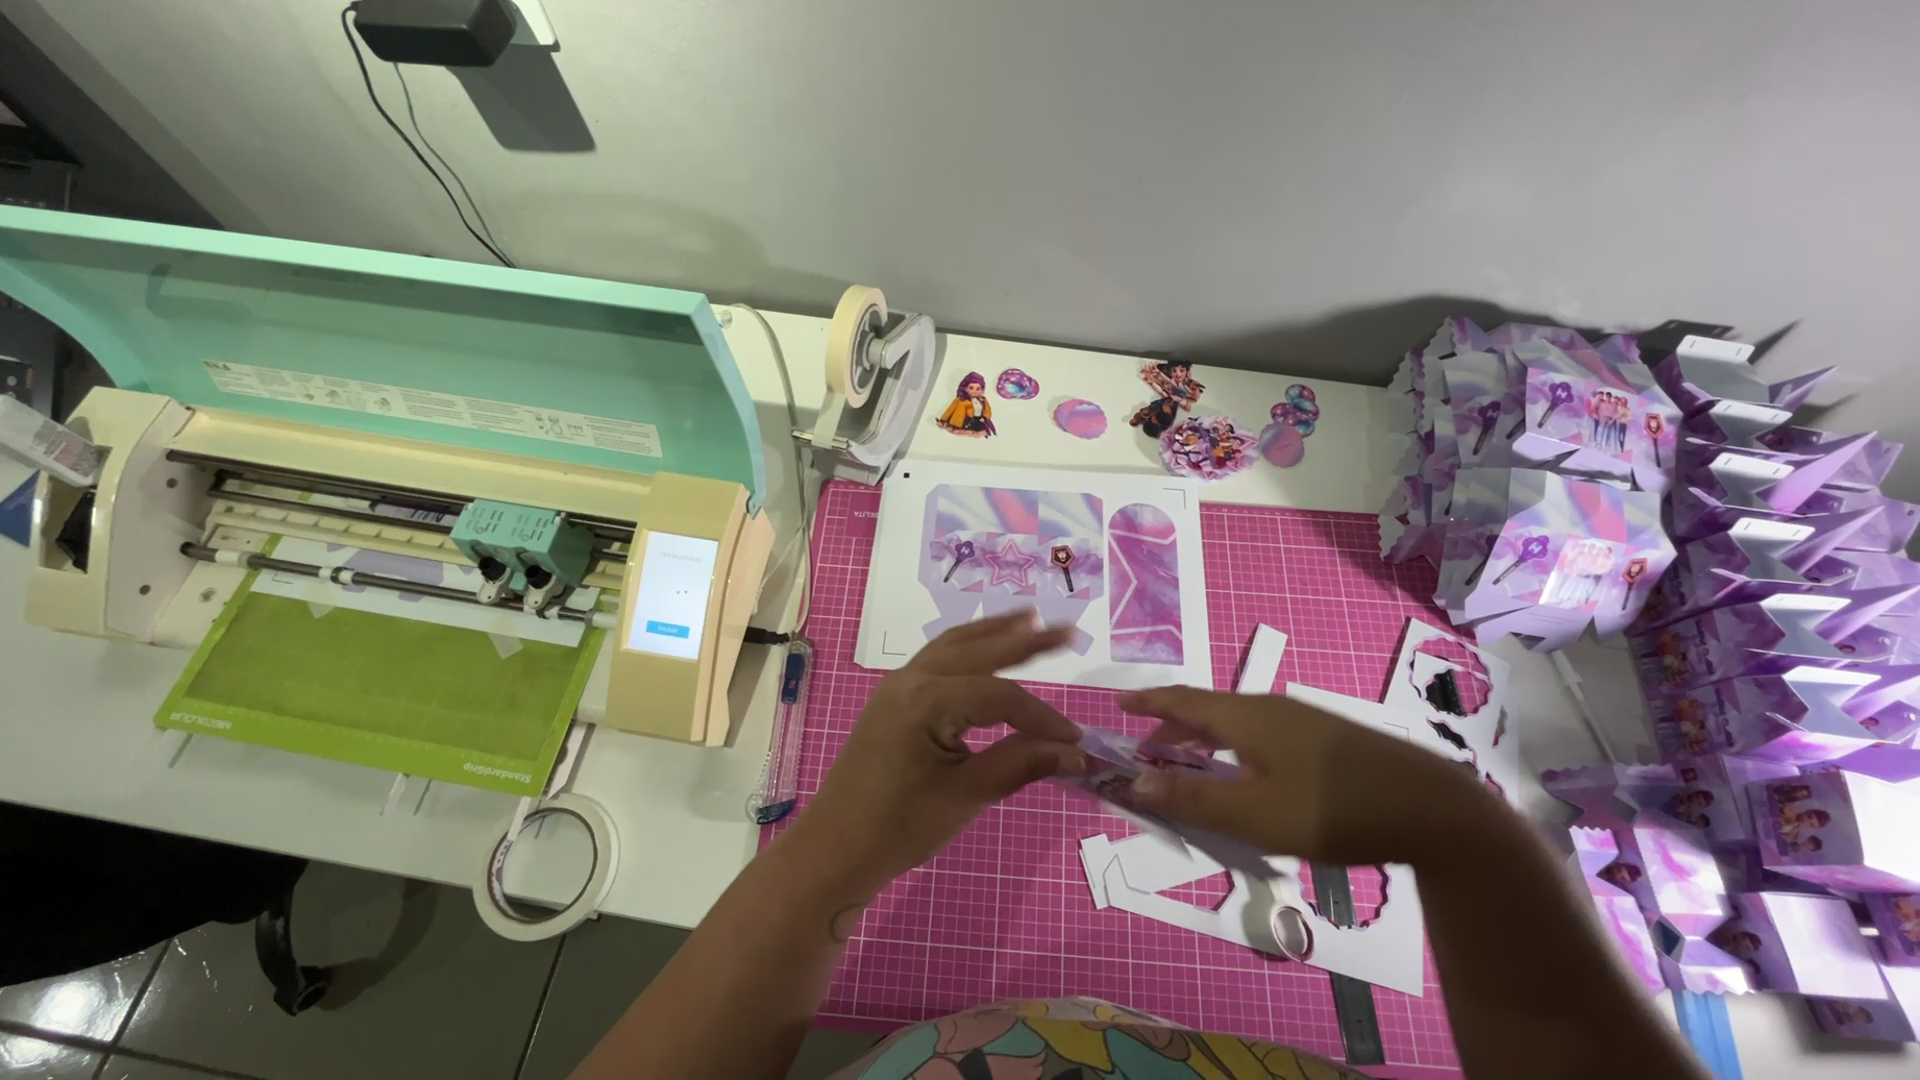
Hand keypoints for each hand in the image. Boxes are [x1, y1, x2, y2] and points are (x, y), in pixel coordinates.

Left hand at [783, 611, 1086, 898]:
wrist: (835, 849)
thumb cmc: (898, 827)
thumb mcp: (966, 795)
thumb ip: (1021, 764)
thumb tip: (1076, 753)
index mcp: (927, 701)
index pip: (1000, 696)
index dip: (1042, 717)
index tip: (1075, 741)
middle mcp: (911, 679)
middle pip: (979, 650)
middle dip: (1026, 640)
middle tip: (1069, 631)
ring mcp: (897, 685)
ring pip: (954, 645)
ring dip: (993, 632)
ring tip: (1029, 619)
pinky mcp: (893, 698)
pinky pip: (937, 659)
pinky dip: (967, 648)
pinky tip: (984, 648)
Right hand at [1117, 686, 1491, 866]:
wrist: (1434, 809)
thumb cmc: (1332, 809)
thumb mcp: (1254, 814)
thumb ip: (1193, 799)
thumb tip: (1136, 781)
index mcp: (1247, 716)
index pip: (1184, 701)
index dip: (1149, 703)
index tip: (1119, 704)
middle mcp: (1272, 708)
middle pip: (1210, 709)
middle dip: (1174, 725)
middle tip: (1148, 746)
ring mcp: (1305, 721)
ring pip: (1239, 721)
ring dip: (1206, 737)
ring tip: (1192, 760)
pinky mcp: (1329, 739)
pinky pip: (1263, 732)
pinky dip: (1236, 745)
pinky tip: (1250, 771)